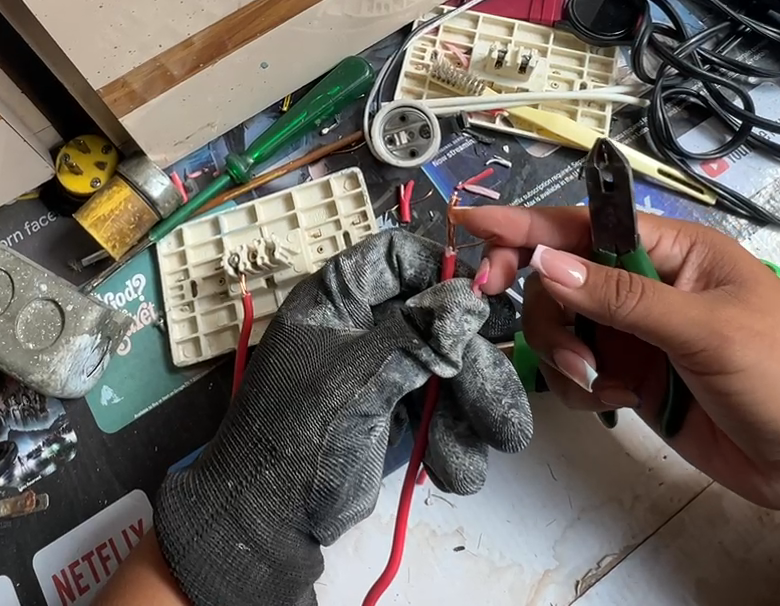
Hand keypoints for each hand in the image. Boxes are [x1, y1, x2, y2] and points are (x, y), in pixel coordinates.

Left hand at [156, 230, 532, 605]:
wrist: (270, 522)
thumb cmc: (299, 434)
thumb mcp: (356, 379)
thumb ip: (414, 336)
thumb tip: (470, 300)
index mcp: (338, 300)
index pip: (395, 257)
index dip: (441, 270)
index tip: (486, 298)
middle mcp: (363, 324)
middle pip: (434, 318)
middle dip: (474, 360)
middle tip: (508, 386)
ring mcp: (381, 368)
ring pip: (446, 366)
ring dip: (473, 408)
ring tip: (501, 441)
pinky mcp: (395, 409)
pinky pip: (439, 407)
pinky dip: (455, 437)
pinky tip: (454, 469)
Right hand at [457, 206, 779, 514]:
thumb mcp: (707, 332)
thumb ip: (622, 297)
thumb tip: (544, 261)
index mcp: (673, 250)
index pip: (585, 225)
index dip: (527, 224)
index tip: (473, 225)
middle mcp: (646, 282)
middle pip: (560, 275)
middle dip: (545, 303)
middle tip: (519, 318)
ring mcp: (636, 330)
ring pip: (563, 322)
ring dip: (563, 350)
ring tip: (597, 382)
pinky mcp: (632, 372)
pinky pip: (577, 366)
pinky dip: (580, 383)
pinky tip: (615, 399)